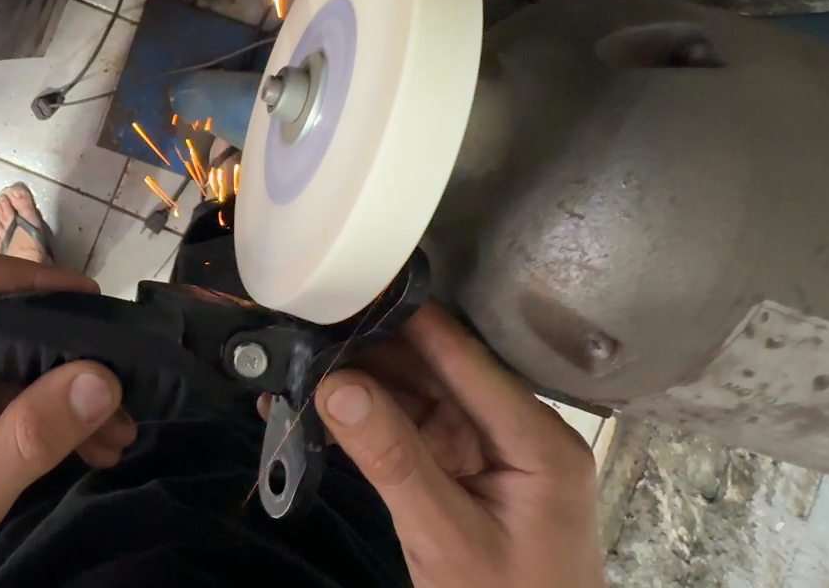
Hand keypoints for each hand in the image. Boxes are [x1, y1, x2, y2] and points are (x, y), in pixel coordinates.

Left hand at [0, 251, 135, 587]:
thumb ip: (31, 436)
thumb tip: (102, 377)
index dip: (34, 276)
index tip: (90, 302)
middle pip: (3, 325)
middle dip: (66, 353)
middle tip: (122, 392)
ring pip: (7, 370)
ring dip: (61, 395)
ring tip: (115, 437)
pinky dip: (41, 423)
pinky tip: (82, 452)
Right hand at [313, 303, 604, 587]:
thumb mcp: (448, 542)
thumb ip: (393, 459)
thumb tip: (333, 382)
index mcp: (536, 437)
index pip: (461, 353)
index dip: (402, 315)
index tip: (342, 286)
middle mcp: (513, 426)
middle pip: (430, 365)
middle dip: (364, 348)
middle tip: (299, 329)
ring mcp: (483, 444)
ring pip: (409, 389)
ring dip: (353, 380)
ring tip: (292, 364)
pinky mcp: (456, 463)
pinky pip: (402, 423)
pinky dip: (358, 417)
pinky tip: (313, 409)